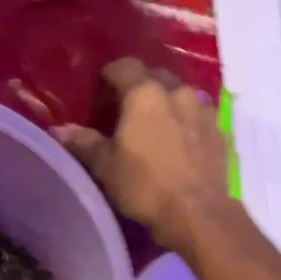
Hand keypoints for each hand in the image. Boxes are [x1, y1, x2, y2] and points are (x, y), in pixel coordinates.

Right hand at [56, 57, 236, 253]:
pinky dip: (186, 122)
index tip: (102, 92)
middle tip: (126, 110)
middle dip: (140, 86)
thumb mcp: (106, 166)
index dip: (110, 75)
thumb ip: (85, 143)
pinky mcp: (220, 131)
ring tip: (156, 126)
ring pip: (180, 94)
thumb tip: (60, 130)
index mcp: (145, 92)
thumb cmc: (145, 186)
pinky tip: (180, 142)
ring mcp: (203, 109)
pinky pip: (198, 116)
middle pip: (155, 76)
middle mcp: (177, 91)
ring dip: (166, 103)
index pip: (124, 66)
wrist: (198, 213)